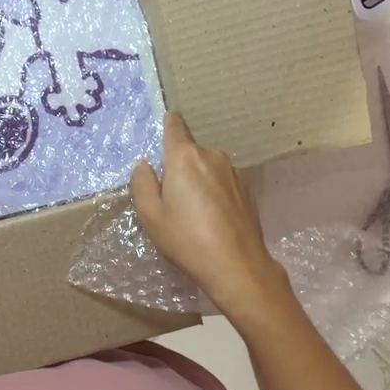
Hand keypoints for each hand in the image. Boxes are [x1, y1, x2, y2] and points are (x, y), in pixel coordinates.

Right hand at [130, 112, 290, 319]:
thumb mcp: (151, 216)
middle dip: (178, 167)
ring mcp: (233, 172)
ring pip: (207, 168)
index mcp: (184, 158)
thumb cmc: (186, 240)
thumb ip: (142, 184)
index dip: (167, 124)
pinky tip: (213, 220)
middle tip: (171, 199)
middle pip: (189, 152)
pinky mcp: (247, 189)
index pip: (175, 126)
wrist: (236, 265)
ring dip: (198, 181)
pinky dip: (215, 193)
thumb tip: (145, 165)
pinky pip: (223, 183)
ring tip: (194, 214)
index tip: (164, 129)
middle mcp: (212, 156)